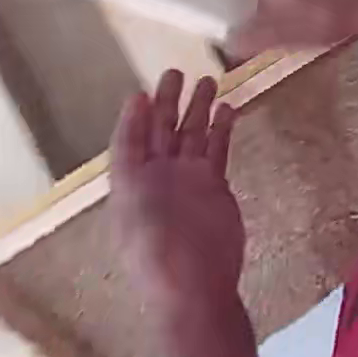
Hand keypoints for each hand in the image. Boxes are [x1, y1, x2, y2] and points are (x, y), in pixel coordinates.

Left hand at [110, 71, 244, 311]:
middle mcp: (158, 178)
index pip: (130, 141)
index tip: (142, 91)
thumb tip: (134, 125)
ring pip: (192, 135)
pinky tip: (228, 109)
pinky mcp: (214, 185)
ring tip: (209, 81)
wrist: (197, 284)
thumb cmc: (160, 252)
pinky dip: (221, 129)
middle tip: (176, 72)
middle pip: (162, 131)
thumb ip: (134, 163)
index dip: (134, 117)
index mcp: (131, 185)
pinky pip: (216, 150)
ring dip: (198, 109)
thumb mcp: (134, 211)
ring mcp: (188, 180)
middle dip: (169, 102)